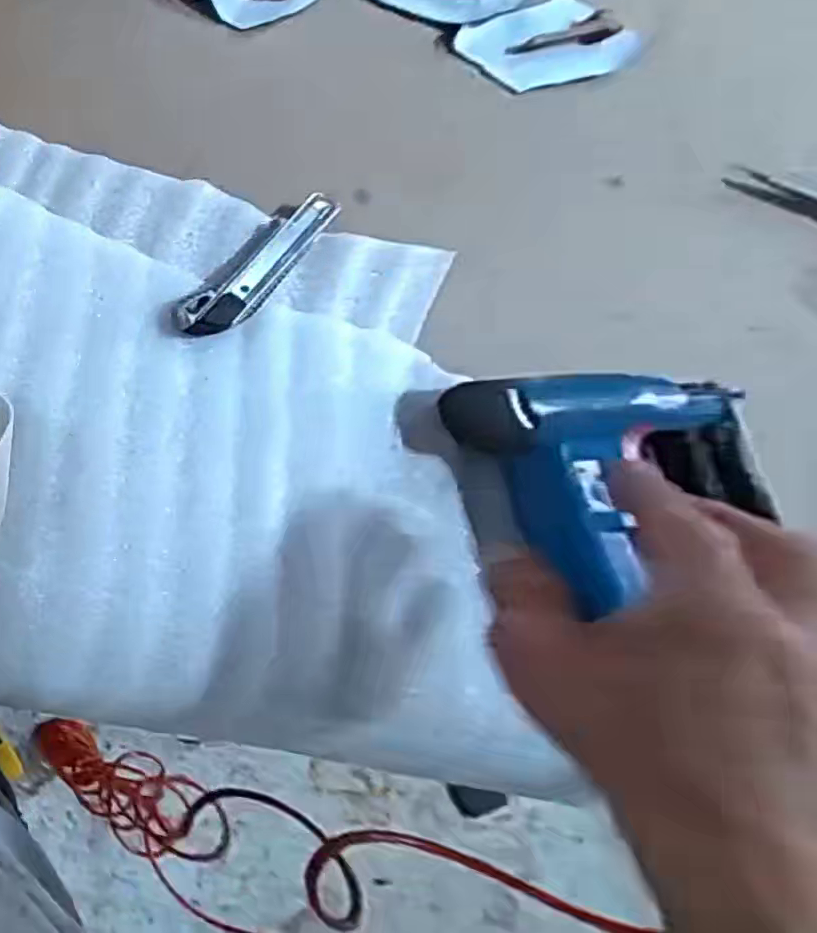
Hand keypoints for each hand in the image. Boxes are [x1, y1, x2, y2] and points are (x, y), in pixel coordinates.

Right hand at [488, 460, 816, 932]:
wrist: (728, 835)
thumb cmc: (623, 735)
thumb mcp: (535, 656)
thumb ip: (521, 594)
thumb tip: (514, 554)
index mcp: (712, 605)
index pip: (679, 522)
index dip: (643, 487)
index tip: (616, 467)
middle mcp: (792, 624)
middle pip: (777, 544)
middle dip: (719, 517)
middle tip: (667, 514)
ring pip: (813, 586)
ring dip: (764, 559)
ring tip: (713, 563)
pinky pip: (812, 628)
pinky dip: (781, 607)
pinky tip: (743, 626)